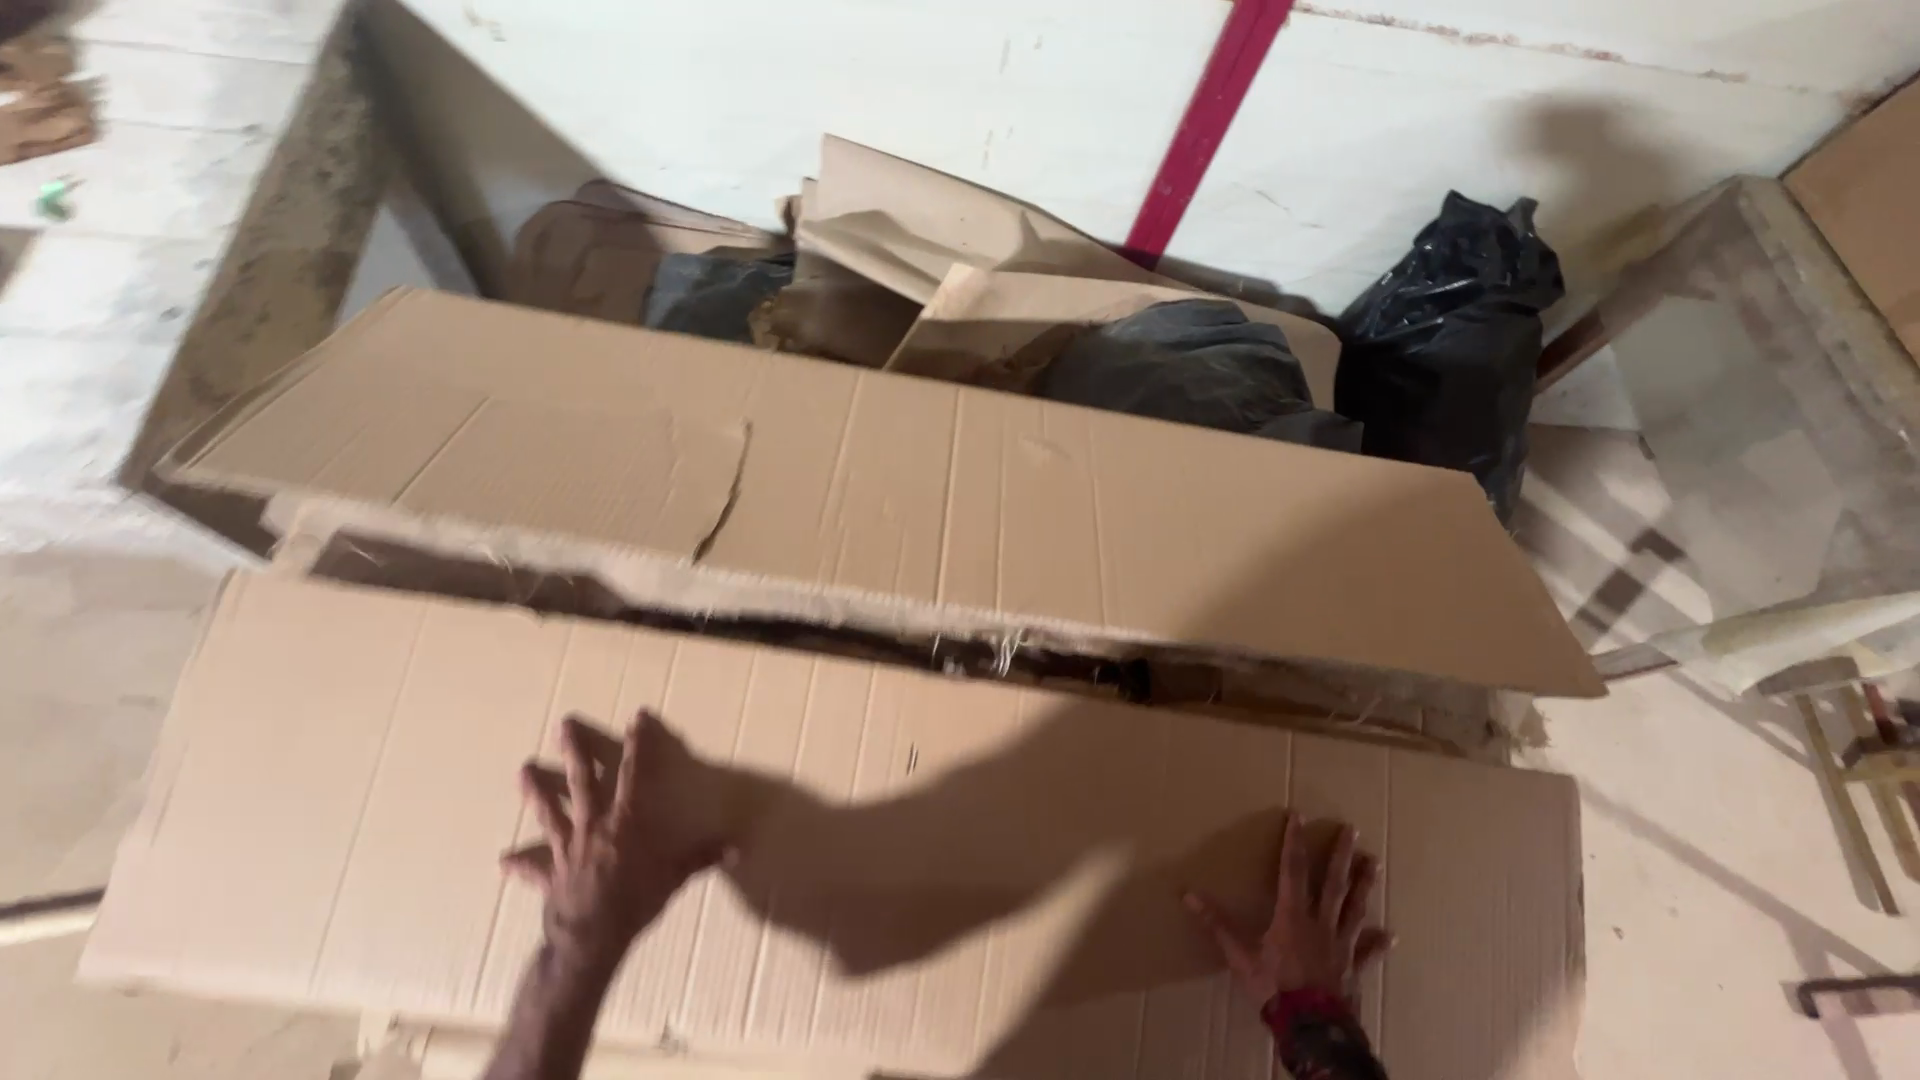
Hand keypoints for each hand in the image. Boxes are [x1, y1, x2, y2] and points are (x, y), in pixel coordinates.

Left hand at [502, 712, 727, 962]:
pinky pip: (532, 867)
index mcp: (625, 822)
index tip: (637, 718)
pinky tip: (505, 860)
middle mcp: (593, 826)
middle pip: (581, 781)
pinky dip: (520, 863)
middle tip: (565, 723)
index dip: (637, 745)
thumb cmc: (635, 903)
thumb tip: (736, 849)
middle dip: (575, 750)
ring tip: (523, 769)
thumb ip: (701, 859)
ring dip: (536, 790)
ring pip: (549, 811)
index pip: (634, 775)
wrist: (590, 940)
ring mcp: (567, 848)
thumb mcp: (674, 879)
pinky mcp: (550, 874)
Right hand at [1184, 812, 1391, 1004]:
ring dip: (1364, 886)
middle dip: (1340, 856)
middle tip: (1352, 831)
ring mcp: (1341, 946)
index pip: (1292, 870)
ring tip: (1375, 864)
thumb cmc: (1275, 988)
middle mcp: (1320, 923)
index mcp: (1292, 915)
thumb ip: (1216, 924)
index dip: (1294, 842)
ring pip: (1354, 909)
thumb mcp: (1239, 955)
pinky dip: (1378, 943)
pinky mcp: (1353, 968)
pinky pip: (1368, 952)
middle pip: (1333, 883)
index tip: (1299, 816)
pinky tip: (1391, 936)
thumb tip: (1188, 895)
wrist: (1313, 1028)